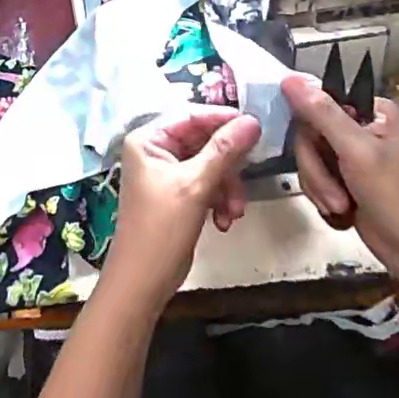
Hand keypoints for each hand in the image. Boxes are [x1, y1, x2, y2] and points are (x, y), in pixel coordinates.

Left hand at [105, 107, 259, 308]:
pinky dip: (219, 200)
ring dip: (227, 188)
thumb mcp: (196, 186)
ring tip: (234, 212)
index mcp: (148, 139)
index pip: (190, 115)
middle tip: (247, 176)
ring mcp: (166, 173)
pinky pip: (207, 184)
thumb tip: (252, 120)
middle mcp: (155, 150)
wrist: (143, 282)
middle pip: (203, 141)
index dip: (222, 119)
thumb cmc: (161, 229)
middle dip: (227, 166)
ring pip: (210, 165)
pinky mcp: (178, 194)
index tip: (255, 125)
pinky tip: (224, 221)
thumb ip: (224, 151)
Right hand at [282, 74, 398, 327]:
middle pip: (308, 134)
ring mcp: (352, 158)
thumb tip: (290, 77)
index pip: (317, 100)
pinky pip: (315, 181)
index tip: (315, 151)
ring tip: (344, 207)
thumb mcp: (359, 152)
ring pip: (308, 160)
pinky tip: (344, 214)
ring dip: (320, 188)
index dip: (307, 126)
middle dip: (316, 169)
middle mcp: (360, 128)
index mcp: (371, 110)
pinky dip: (324, 200)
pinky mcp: (346, 183)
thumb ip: (322, 114)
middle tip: (336, 194)